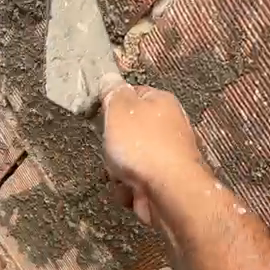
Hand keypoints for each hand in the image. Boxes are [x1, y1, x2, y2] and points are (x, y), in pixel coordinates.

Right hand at [101, 84, 207, 226]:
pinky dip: (128, 190)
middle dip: (113, 146)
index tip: (101, 116)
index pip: (132, 95)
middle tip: (112, 149)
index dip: (112, 107)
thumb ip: (112, 93)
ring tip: (122, 174)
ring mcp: (166, 156)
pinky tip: (131, 190)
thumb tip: (109, 79)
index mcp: (161, 102)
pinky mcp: (162, 182)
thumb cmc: (145, 147)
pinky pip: (134, 184)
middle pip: (127, 133)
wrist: (168, 191)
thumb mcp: (119, 110)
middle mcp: (168, 126)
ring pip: (127, 161)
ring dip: (116, 171)